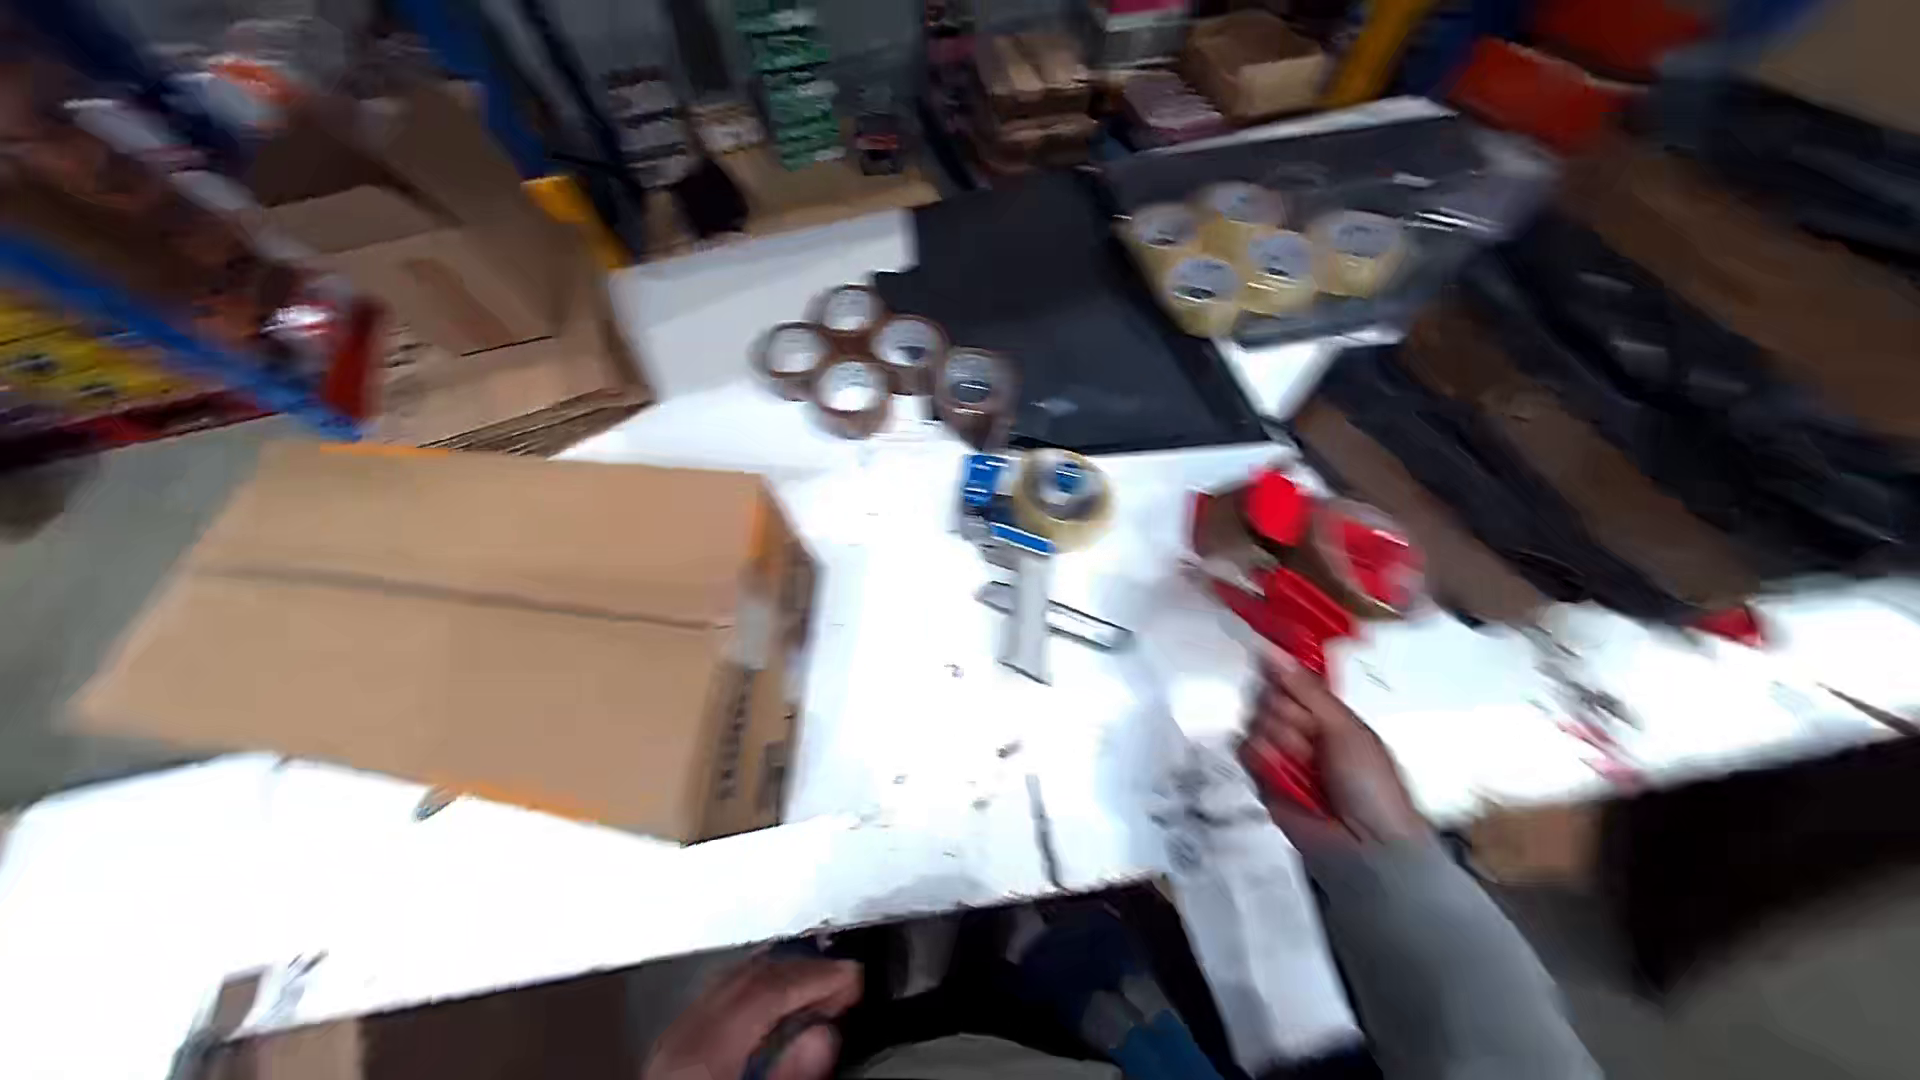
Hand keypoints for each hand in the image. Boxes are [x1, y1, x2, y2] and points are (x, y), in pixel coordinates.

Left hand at [643, 953, 862, 1079]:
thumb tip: (822, 1037)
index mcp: (704, 1056)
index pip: (770, 989)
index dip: (819, 976)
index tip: (853, 978)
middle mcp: (682, 1040)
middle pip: (750, 977)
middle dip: (803, 971)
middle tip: (842, 981)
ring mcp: (670, 1046)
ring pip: (732, 981)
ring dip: (780, 977)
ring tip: (816, 990)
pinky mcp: (667, 1057)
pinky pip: (716, 999)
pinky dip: (753, 993)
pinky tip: (774, 1008)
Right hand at [1239, 661, 1428, 849]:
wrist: (1365, 846)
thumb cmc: (1370, 783)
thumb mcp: (1346, 728)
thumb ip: (1306, 690)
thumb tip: (1271, 651)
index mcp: (1324, 712)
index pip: (1288, 677)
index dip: (1280, 673)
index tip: (1272, 667)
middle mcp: (1298, 725)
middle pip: (1266, 696)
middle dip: (1286, 714)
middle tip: (1311, 737)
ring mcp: (1277, 750)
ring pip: (1254, 720)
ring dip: (1279, 740)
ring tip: (1303, 764)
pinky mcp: (1259, 774)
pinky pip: (1244, 748)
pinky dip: (1261, 758)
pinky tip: (1281, 773)